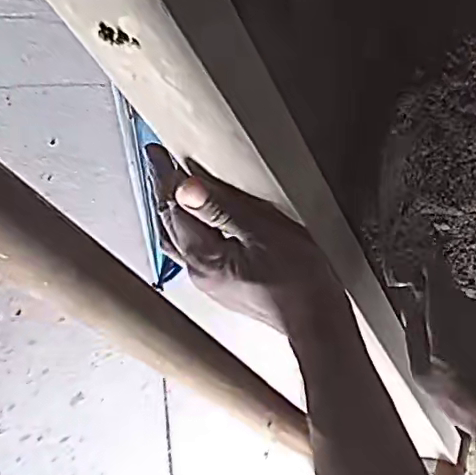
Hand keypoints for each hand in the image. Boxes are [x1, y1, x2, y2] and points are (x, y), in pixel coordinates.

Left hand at [146, 144, 344, 332]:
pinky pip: (198, 252)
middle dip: (165, 192)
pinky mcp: (227, 287)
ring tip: (177, 190)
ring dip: (176, 213)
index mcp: (204, 258)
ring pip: (181, 240)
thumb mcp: (264, 232)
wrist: (318, 322)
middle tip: (162, 164)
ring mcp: (212, 283)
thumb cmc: (300, 280)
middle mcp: (200, 273)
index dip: (165, 176)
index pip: (173, 208)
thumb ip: (221, 208)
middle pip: (171, 225)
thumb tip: (186, 187)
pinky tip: (203, 224)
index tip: (157, 152)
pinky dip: (192, 229)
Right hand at [404, 257, 475, 440]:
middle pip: (444, 287)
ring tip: (432, 343)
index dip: (421, 268)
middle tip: (415, 314)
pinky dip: (458, 329)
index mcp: (445, 309)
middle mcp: (468, 307)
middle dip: (429, 297)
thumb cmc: (462, 393)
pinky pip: (469, 320)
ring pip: (457, 305)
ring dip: (444, 316)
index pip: (434, 268)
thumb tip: (408, 308)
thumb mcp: (419, 367)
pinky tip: (451, 353)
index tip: (411, 274)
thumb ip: (412, 329)